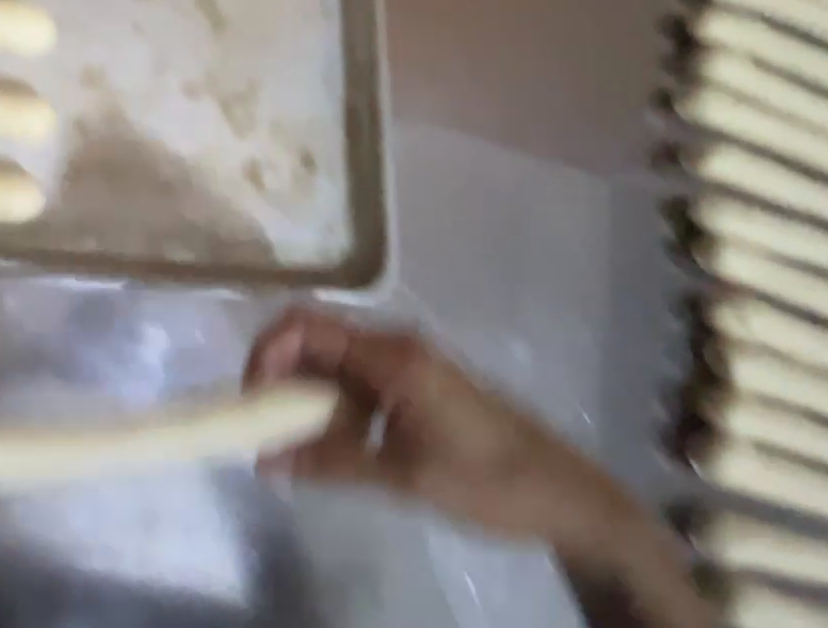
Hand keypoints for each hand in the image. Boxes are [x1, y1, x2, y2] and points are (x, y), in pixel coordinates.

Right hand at [244, 307, 639, 556]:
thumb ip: (329, 463)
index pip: (304, 326)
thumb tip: (263, 464)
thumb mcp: (404, 477)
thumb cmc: (490, 482)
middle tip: (266, 423)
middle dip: (280, 377)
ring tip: (298, 443)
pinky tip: (336, 444)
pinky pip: (355, 381)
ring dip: (306, 396)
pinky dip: (333, 406)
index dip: (266, 353)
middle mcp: (393, 345)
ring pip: (331, 362)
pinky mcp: (415, 383)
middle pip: (313, 339)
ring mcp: (406, 363)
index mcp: (391, 355)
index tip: (254, 399)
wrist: (573, 501)